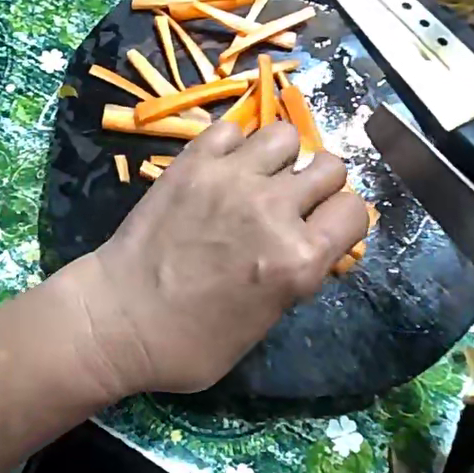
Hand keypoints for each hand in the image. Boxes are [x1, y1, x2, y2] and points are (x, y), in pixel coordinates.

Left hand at [67, 121, 369, 396]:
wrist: (118, 321)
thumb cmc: (193, 342)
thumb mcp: (267, 322)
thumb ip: (298, 272)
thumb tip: (311, 239)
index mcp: (299, 259)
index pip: (355, 212)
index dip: (343, 220)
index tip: (325, 228)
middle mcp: (274, 210)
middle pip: (330, 166)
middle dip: (319, 185)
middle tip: (294, 202)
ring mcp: (233, 178)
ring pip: (286, 135)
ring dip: (280, 157)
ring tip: (259, 177)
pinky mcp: (194, 162)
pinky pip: (233, 130)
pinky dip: (233, 146)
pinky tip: (222, 170)